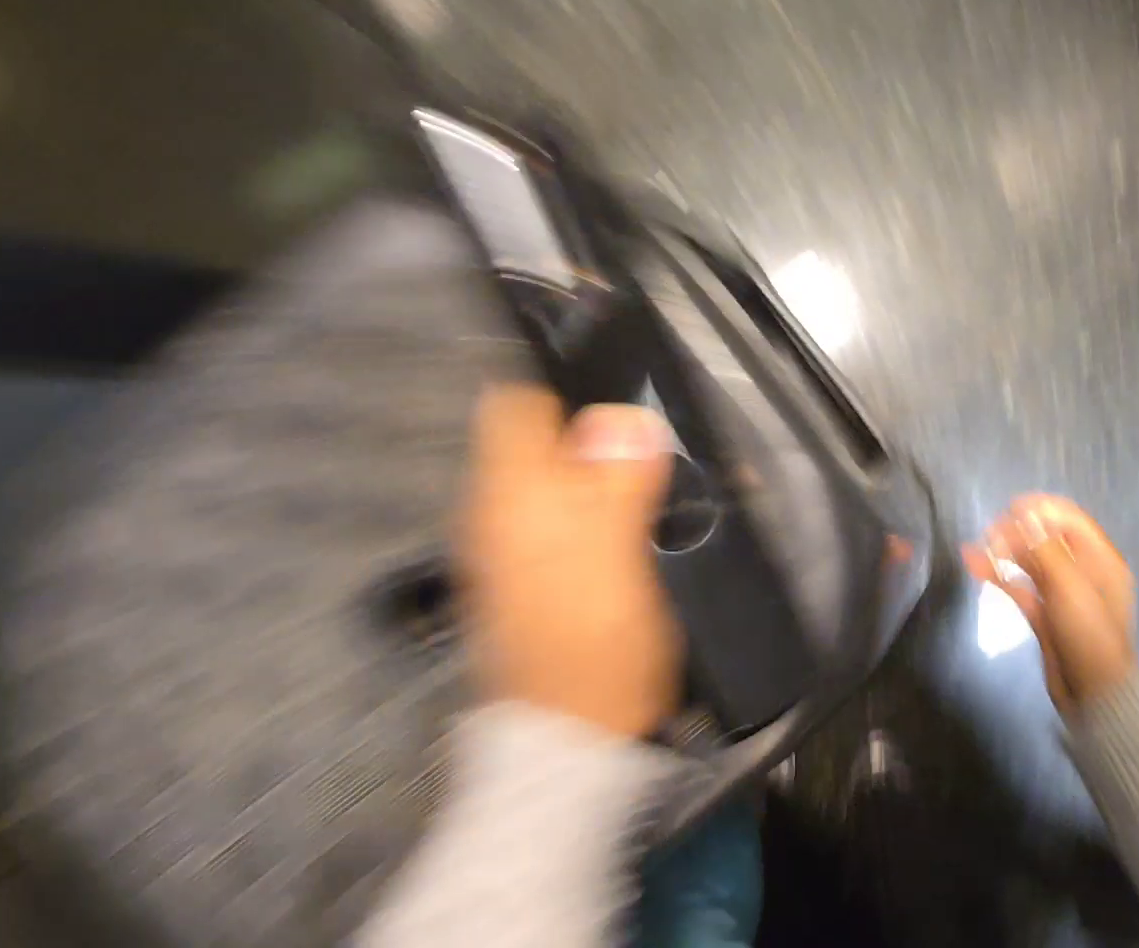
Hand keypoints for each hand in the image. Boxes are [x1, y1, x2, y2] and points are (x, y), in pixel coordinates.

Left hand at [457, 384, 679, 736]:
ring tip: (641, 511)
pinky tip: (619, 547)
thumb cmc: (596, 642)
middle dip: (592, 448)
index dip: (567, 402)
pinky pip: (553, 524)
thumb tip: (623, 419)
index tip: (617, 426)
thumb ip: (619, 480)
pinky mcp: (520, 579)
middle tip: (645, 474)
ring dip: (596, 486)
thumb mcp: (619, 553)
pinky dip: (585, 521)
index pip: (514, 406)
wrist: (569, 735)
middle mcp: (493, 513)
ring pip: (550, 485)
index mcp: (512, 495)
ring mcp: (501, 548)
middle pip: (537, 446)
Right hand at [962, 494, 1137, 713]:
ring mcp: (1061, 592)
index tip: (1009, 507)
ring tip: (978, 543)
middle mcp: (1082, 570)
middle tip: (989, 529)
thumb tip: (1024, 512)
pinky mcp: (1043, 612)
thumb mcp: (1070, 586)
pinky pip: (1019, 585)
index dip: (1041, 509)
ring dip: (1005, 550)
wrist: (1092, 694)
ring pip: (1030, 561)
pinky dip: (998, 574)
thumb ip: (1045, 547)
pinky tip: (974, 563)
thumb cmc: (1088, 633)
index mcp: (1100, 559)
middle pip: (1047, 538)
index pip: (1070, 520)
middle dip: (1018, 530)